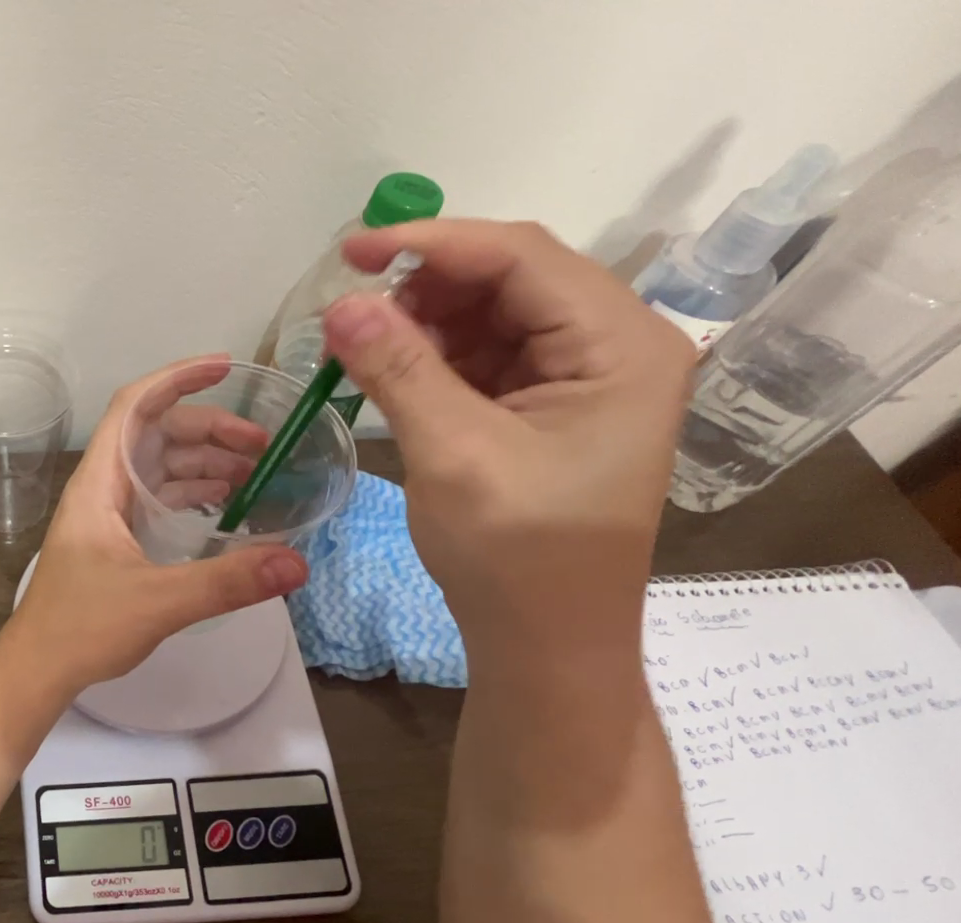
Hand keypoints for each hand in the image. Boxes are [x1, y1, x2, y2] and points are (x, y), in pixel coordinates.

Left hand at [0, 355, 309, 710]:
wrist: (38, 668)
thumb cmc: (82, 627)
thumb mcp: (158, 602)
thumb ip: (226, 582)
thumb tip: (296, 564)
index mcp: (99, 484)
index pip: (133, 407)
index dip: (176, 378)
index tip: (225, 368)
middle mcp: (102, 490)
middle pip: (155, 436)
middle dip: (209, 430)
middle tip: (264, 447)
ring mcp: (108, 515)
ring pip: (160, 469)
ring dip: (205, 465)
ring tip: (258, 477)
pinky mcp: (116, 541)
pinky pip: (159, 501)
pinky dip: (193, 497)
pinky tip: (227, 509)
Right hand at [321, 220, 693, 651]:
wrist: (544, 640)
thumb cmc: (516, 555)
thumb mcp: (453, 455)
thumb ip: (399, 371)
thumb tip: (339, 305)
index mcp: (621, 346)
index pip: (523, 257)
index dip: (433, 242)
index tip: (351, 252)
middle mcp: (613, 346)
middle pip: (511, 279)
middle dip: (427, 288)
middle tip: (353, 317)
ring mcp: (581, 377)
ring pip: (492, 315)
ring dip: (425, 324)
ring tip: (367, 353)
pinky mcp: (547, 406)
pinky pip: (485, 356)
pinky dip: (434, 358)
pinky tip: (393, 375)